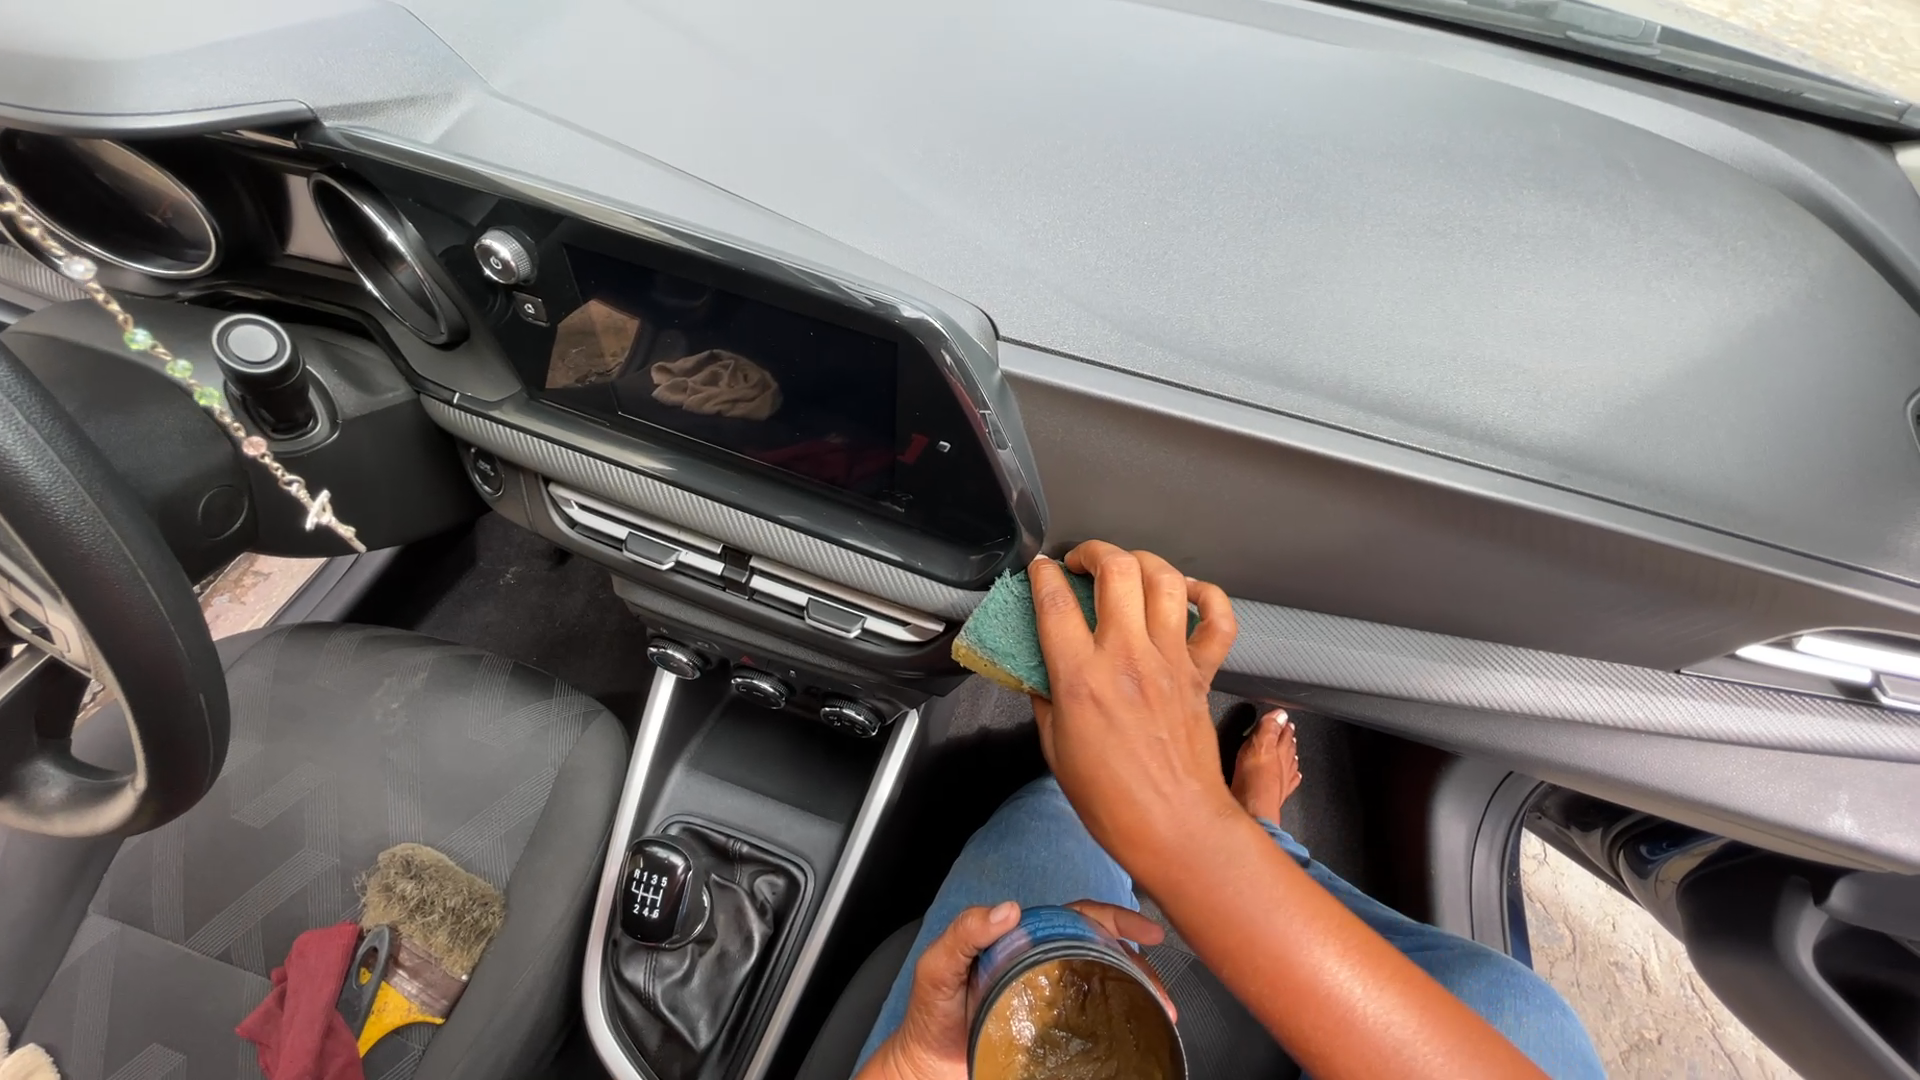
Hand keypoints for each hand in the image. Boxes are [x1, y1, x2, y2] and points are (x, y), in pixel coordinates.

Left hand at [857, 900, 1166, 1079]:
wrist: (926, 1065)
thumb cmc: (932, 1011)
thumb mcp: (940, 964)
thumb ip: (965, 931)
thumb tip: (1008, 908)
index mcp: (1024, 938)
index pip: (1077, 916)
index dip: (1113, 918)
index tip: (1146, 929)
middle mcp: (1042, 961)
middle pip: (1100, 947)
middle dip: (1136, 956)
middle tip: (1162, 979)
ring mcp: (1049, 996)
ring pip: (1102, 980)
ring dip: (1134, 988)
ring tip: (1159, 1009)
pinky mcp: (1052, 1030)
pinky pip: (1090, 1017)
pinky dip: (1117, 1016)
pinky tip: (1136, 1027)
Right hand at [1029, 541, 1239, 874]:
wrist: (1175, 827)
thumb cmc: (1108, 797)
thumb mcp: (1055, 746)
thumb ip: (1045, 696)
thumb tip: (1041, 667)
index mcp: (1082, 677)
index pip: (1056, 603)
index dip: (1042, 574)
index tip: (1039, 568)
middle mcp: (1128, 656)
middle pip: (1116, 571)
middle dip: (1093, 551)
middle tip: (1080, 562)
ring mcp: (1170, 660)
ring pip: (1164, 580)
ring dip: (1140, 560)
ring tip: (1124, 568)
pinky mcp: (1201, 673)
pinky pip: (1218, 620)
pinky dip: (1206, 595)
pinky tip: (1185, 593)